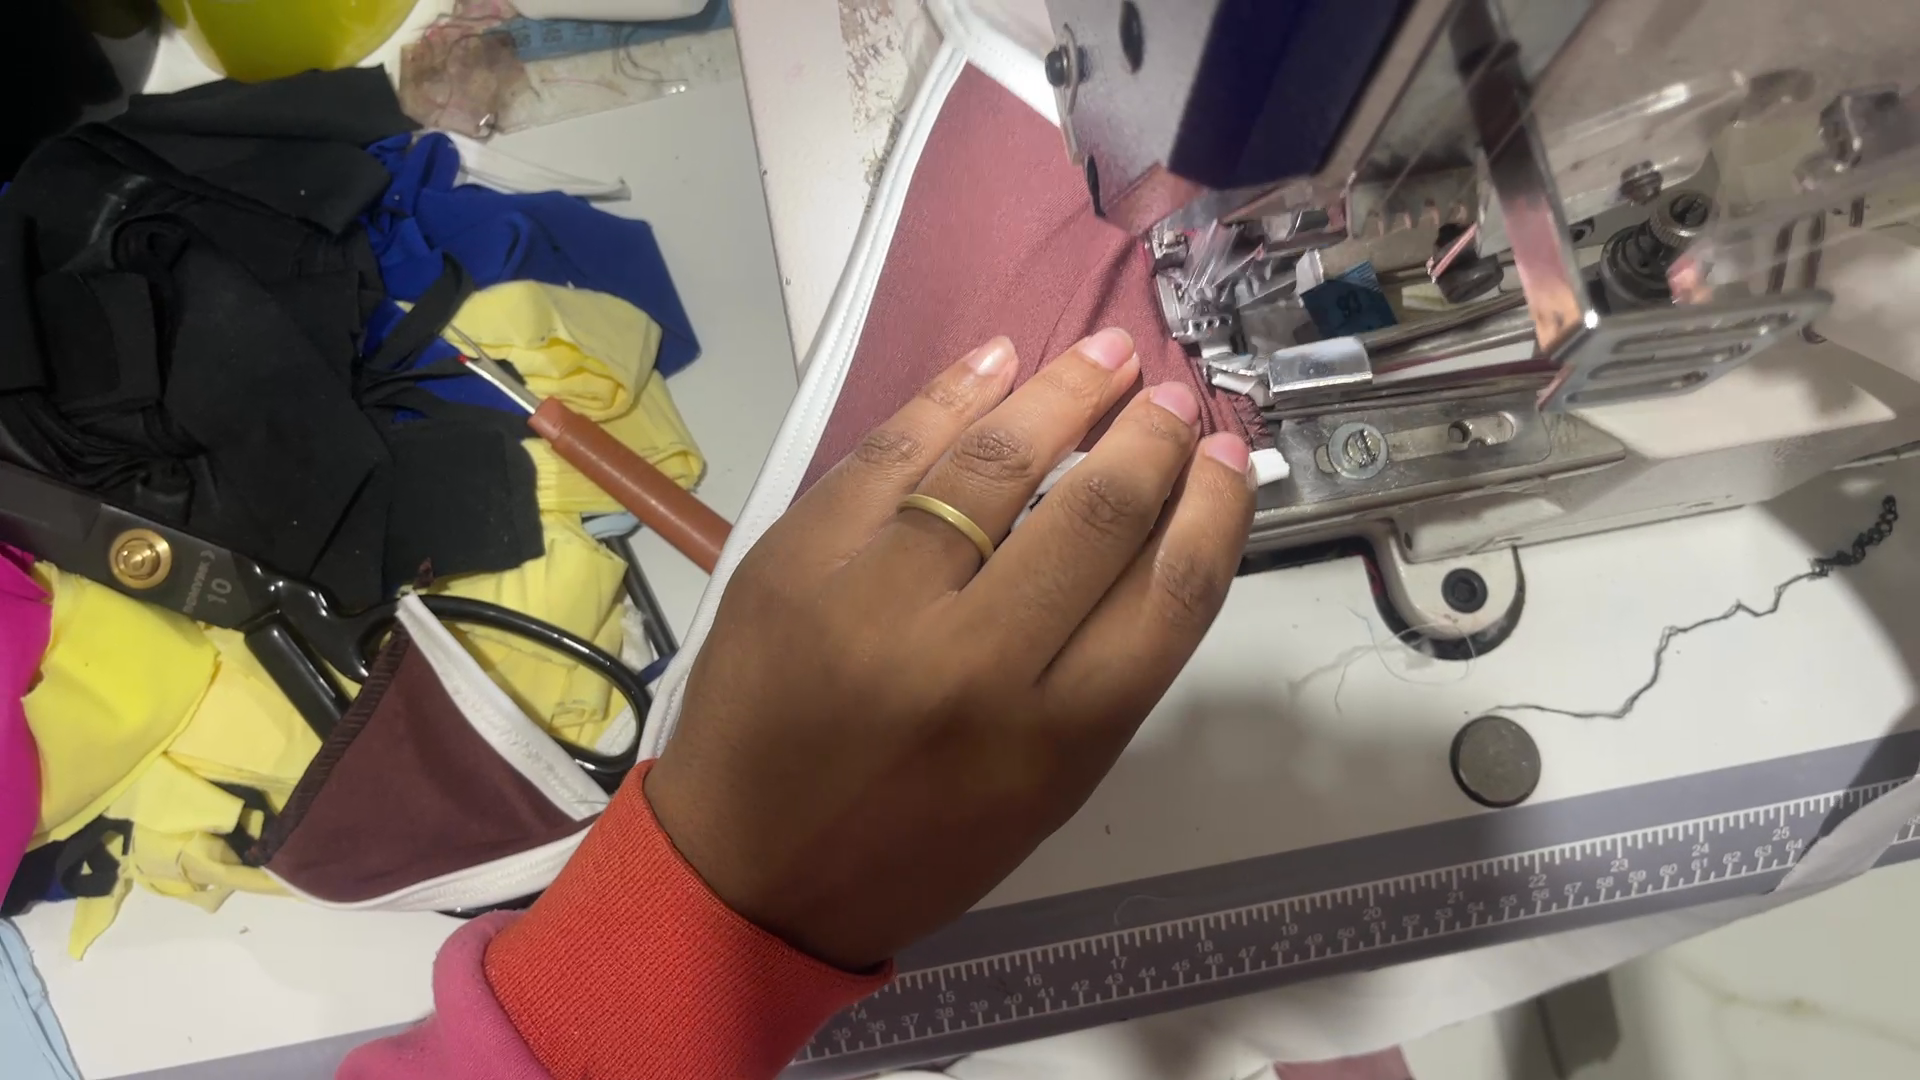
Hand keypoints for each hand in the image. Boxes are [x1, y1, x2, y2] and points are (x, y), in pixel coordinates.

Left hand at [645, 329, 1254, 969]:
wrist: (752, 872)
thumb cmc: (915, 843)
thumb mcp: (1038, 786)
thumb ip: (1099, 670)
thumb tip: (1149, 533)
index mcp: (1054, 739)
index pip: (1168, 593)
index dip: (1213, 509)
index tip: (1228, 453)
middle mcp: (973, 663)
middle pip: (1094, 516)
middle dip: (1148, 440)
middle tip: (1168, 395)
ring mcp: (872, 603)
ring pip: (992, 466)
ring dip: (1061, 395)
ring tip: (1104, 354)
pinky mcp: (795, 561)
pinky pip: (888, 455)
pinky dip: (950, 394)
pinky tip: (997, 358)